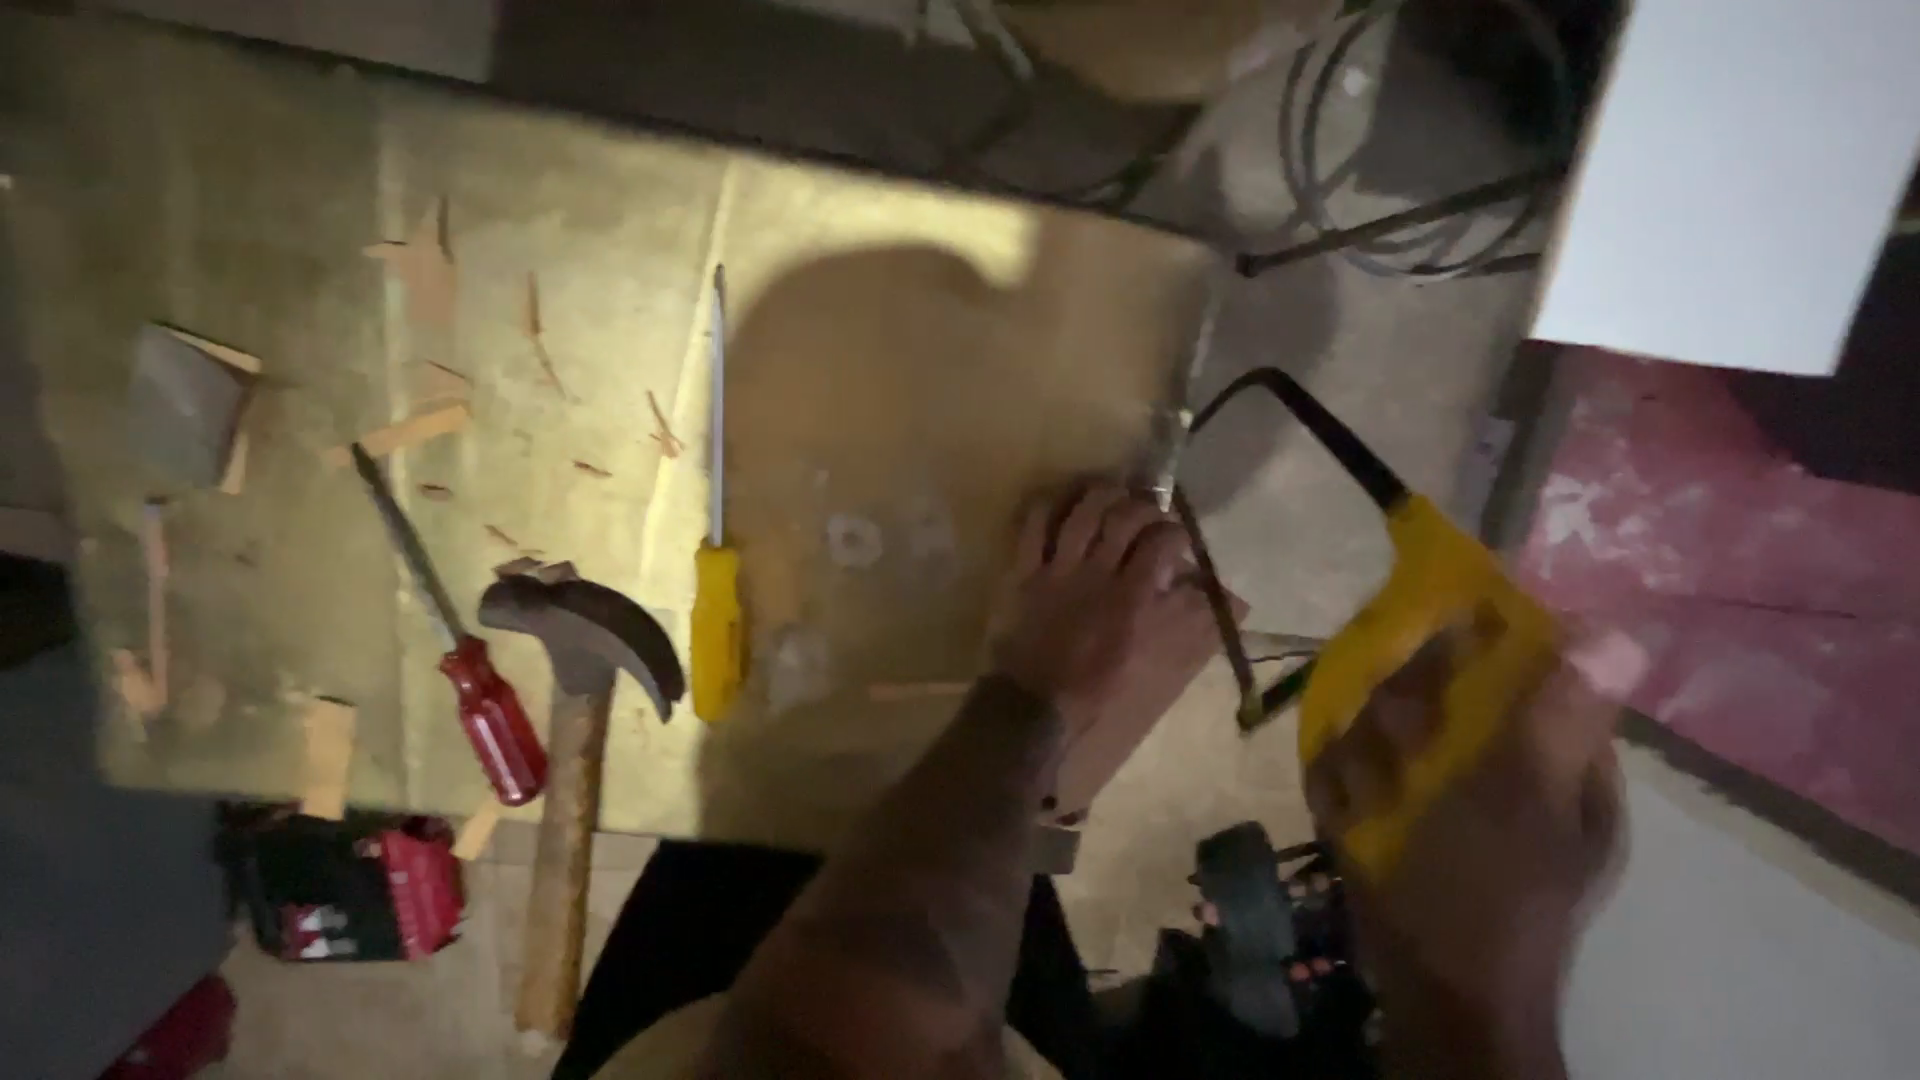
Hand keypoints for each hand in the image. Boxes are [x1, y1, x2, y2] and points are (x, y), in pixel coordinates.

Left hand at [987, 483, 1223, 737]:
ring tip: (1112, 492)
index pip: (1163, 543)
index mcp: (1134, 598)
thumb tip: (1234, 602)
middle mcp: (1100, 573)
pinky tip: (1059, 503)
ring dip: (1100, 495)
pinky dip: (1046, 509)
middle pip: (1124, 518)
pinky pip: (1033, 529)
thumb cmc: (1101, 697)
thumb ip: (1197, 633)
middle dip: (1143, 506)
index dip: (1176, 533)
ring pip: (1082, 514)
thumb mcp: (1162, 671)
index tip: (1180, 539)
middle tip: (1149, 512)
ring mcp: (1060, 571)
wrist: (1037, 707)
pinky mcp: (1026, 575)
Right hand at [1305, 632, 1646, 1021]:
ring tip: (1369, 801)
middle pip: (1434, 691)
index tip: (1427, 648)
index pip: (1517, 668)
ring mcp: (1432, 784)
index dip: (1473, 648)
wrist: (1429, 988)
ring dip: (1365, 760)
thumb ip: (1553, 720)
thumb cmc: (1489, 894)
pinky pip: (1349, 764)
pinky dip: (1340, 784)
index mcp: (1550, 756)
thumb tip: (1618, 632)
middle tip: (1395, 758)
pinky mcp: (1385, 803)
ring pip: (1380, 725)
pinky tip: (1348, 812)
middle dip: (1402, 721)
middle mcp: (1493, 760)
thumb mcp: (1525, 805)